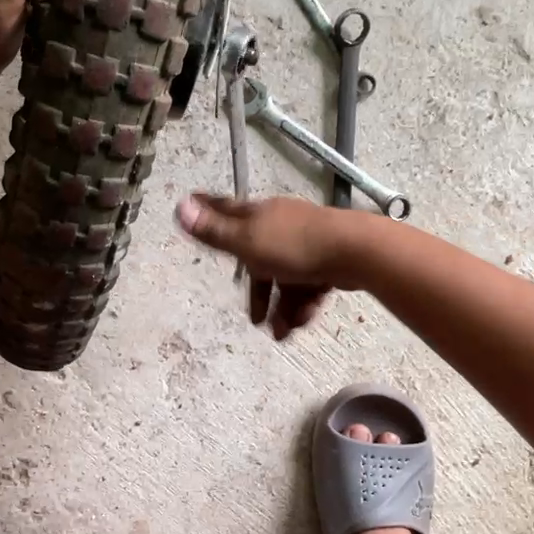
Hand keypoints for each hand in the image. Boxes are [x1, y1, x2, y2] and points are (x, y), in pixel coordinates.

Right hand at [176, 195, 354, 339]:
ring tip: (280, 334)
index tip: (192, 199)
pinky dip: (301, 305)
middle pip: (259, 259)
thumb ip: (213, 231)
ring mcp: (306, 244)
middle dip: (258, 293)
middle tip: (254, 319)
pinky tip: (299, 323)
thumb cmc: (294, 247)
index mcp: (259, 216)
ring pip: (285, 279)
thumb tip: (179, 208)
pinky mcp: (327, 261)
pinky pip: (307, 286)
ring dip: (281, 309)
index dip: (208, 209)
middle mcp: (281, 226)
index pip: (226, 210)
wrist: (354, 252)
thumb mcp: (246, 243)